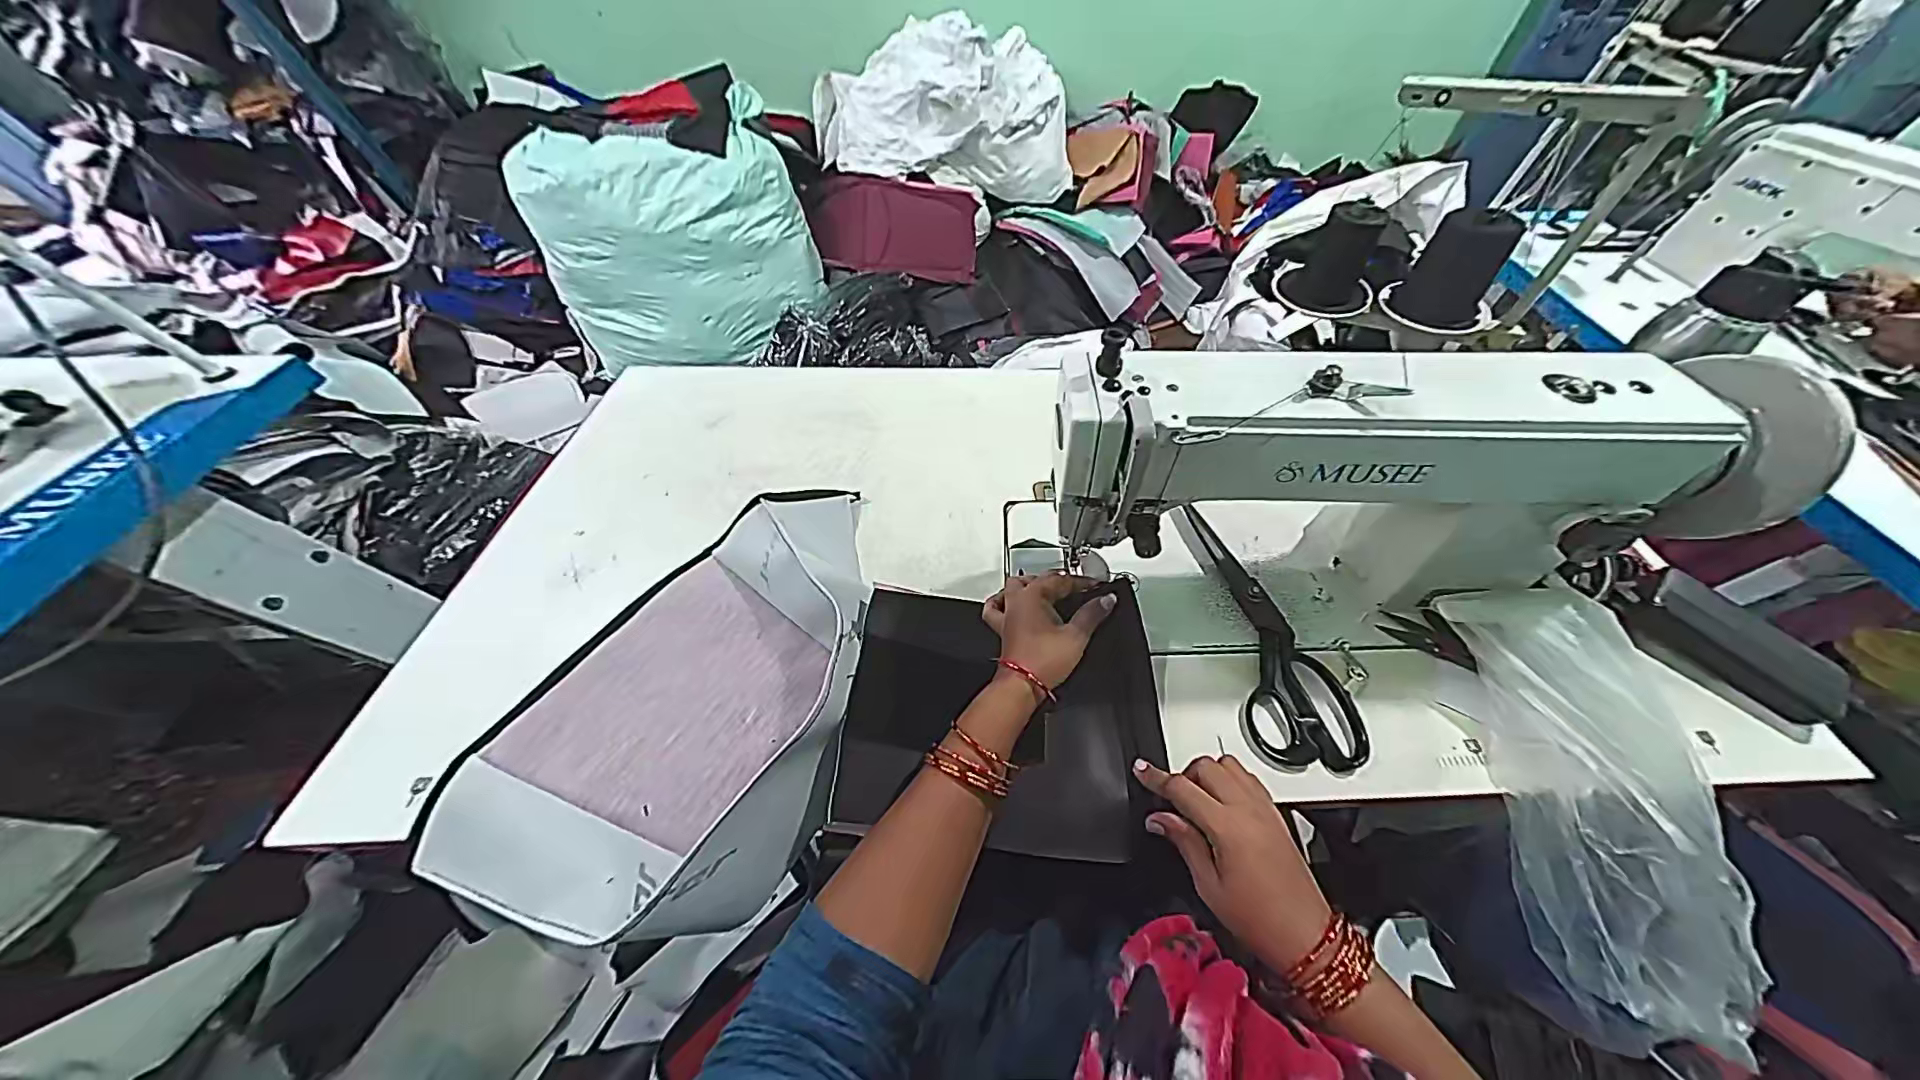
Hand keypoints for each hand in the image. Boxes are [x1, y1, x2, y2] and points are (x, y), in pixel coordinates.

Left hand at [981, 573, 1115, 688]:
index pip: (1059, 580)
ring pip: (1012, 589)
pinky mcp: (1003, 631)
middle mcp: (1015, 602)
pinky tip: (1011, 606)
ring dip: (1028, 586)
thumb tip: (1105, 601)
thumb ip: (1092, 614)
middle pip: (1035, 579)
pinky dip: (1003, 603)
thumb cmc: (1042, 662)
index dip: (1079, 582)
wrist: (1021, 686)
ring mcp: (1007, 616)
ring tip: (1043, 589)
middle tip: (1074, 586)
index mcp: (1031, 596)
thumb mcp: (1076, 636)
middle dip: (1055, 580)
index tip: (1093, 585)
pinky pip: (996, 609)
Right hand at [1133, 756, 1334, 970]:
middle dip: (1182, 775)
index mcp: (1227, 827)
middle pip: (1205, 766)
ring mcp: (1266, 810)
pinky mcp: (1277, 815)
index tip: (1141, 771)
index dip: (1155, 777)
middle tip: (1171, 800)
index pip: (1182, 787)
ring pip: (1228, 765)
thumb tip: (1160, 818)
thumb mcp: (1208, 885)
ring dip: (1208, 773)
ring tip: (1196, 799)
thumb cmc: (1259, 919)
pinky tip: (1222, 800)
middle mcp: (1248, 810)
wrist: (1306, 937)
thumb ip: (1183, 841)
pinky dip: (1230, 779)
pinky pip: (1248, 778)